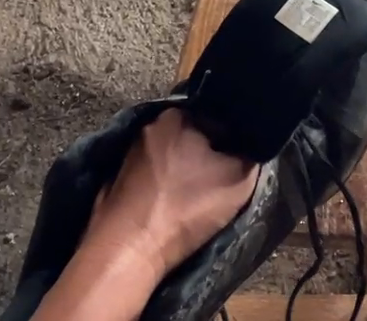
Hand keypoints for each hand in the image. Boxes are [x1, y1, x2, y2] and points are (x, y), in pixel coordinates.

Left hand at [83, 109, 258, 274]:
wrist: (126, 252)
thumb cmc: (185, 208)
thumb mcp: (239, 179)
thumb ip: (252, 152)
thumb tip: (248, 144)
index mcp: (177, 114)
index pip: (217, 116)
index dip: (233, 137)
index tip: (237, 158)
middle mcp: (150, 126)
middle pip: (191, 134)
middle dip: (206, 151)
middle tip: (218, 176)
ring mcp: (127, 154)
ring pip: (169, 154)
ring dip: (182, 169)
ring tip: (193, 195)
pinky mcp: (114, 181)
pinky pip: (150, 175)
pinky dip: (161, 186)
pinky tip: (169, 206)